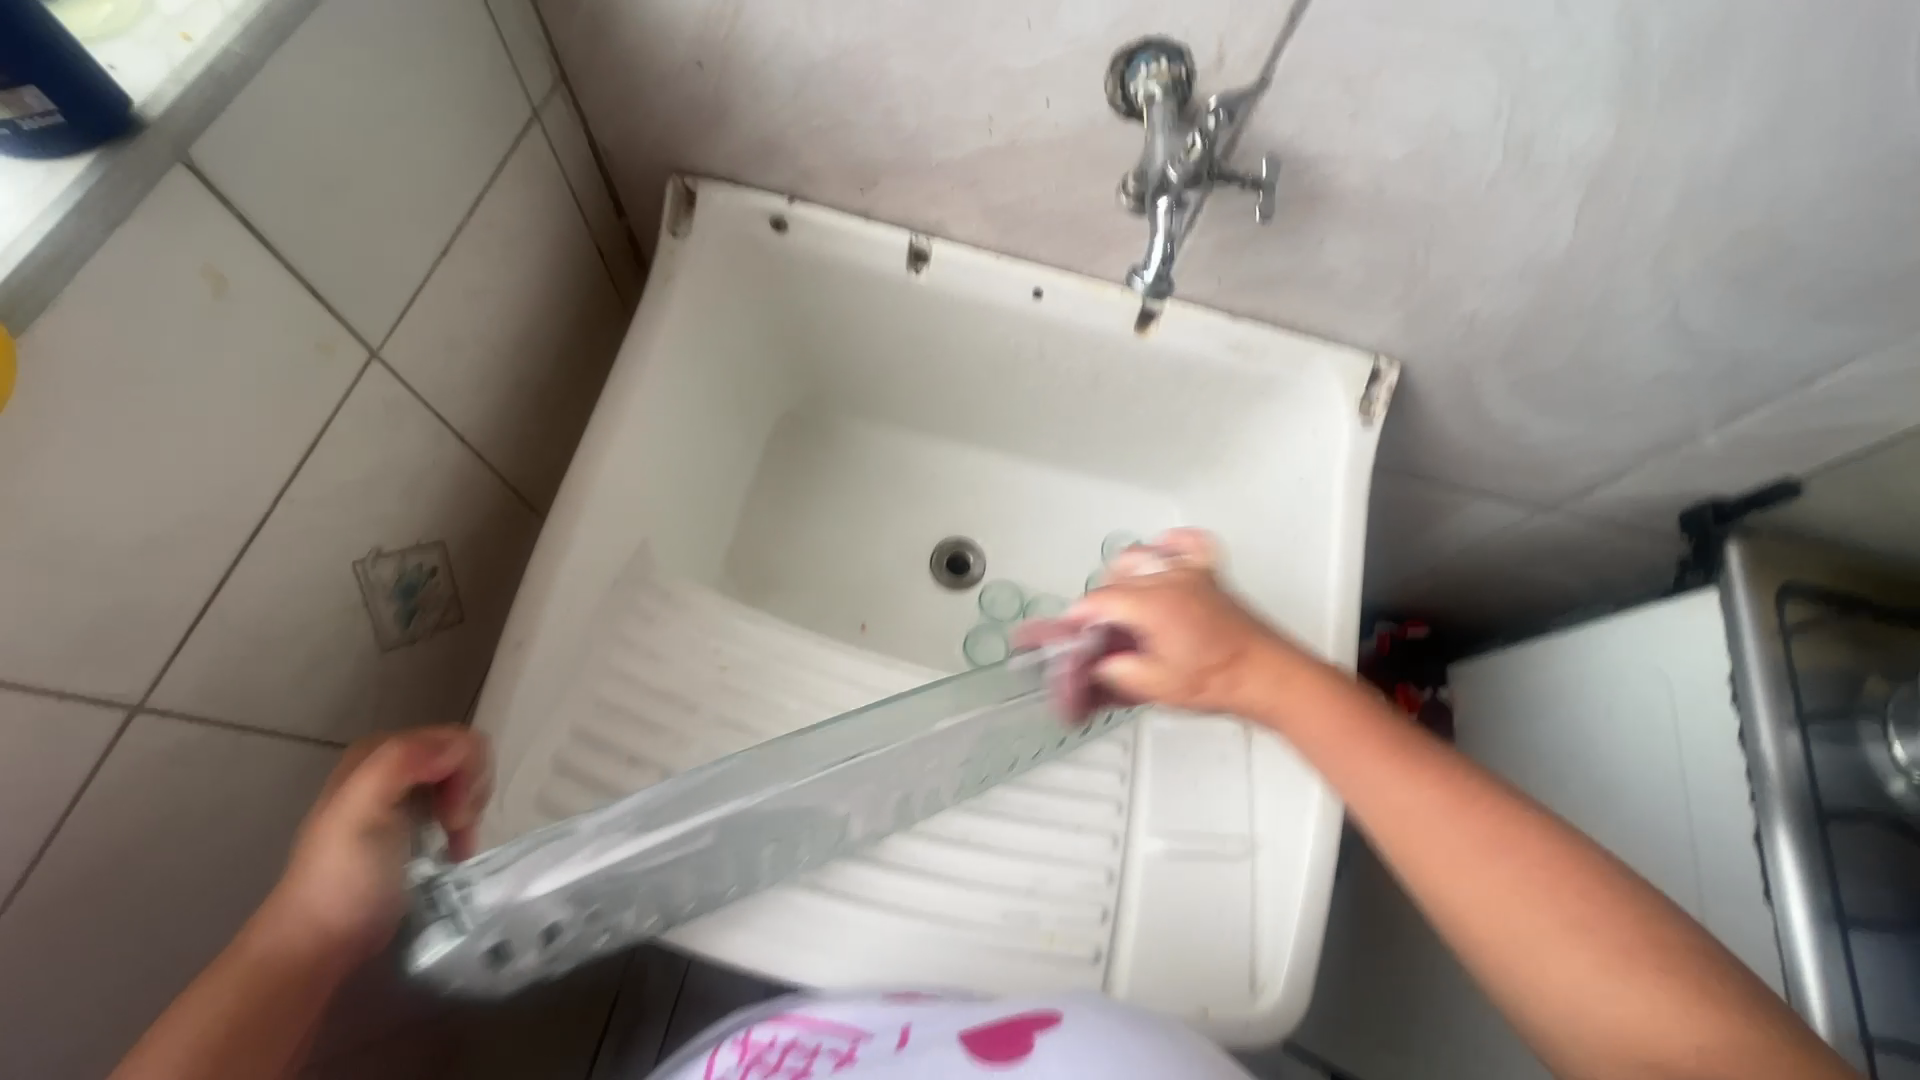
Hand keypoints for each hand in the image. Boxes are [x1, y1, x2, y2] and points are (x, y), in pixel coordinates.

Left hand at [255, 726, 491, 967]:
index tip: (454, 815)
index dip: (467, 773)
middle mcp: (393, 765)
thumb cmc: (344, 878)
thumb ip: (399, 765)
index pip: (457, 740)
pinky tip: (454, 848)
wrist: (322, 941)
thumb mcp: (359, 814)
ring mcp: (405, 793)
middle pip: (466, 756)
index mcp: (378, 752)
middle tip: (455, 827)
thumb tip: (454, 746)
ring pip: (467, 779)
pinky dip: (467, 823)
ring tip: (454, 840)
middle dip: (470, 790)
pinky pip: (461, 802)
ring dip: (470, 809)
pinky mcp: (416, 820)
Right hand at [1027, 529, 1308, 715]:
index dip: (1078, 617)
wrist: (1268, 676)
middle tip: (1098, 630)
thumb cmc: (1222, 680)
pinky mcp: (1209, 576)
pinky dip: (1170, 544)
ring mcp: (1190, 574)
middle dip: (1099, 601)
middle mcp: (1168, 581)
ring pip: (1141, 556)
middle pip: (1115, 577)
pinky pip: (1186, 544)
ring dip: (1124, 574)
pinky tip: (1162, 552)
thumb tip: (1099, 666)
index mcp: (1151, 605)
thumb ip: (1117, 673)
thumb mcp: (1156, 687)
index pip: (1098, 601)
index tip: (1070, 630)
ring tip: (1122, 600)